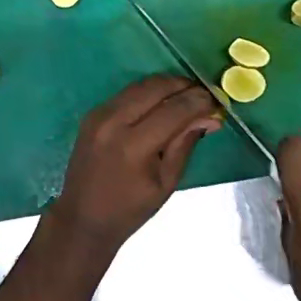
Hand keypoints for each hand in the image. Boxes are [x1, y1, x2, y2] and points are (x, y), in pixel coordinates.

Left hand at [50, 76, 220, 249]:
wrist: (82, 215)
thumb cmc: (129, 208)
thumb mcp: (166, 182)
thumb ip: (185, 143)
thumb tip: (210, 116)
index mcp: (133, 146)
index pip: (173, 110)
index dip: (199, 101)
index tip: (217, 100)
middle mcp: (113, 122)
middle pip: (155, 87)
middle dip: (183, 85)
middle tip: (204, 94)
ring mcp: (99, 114)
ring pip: (139, 85)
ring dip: (165, 86)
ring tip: (186, 96)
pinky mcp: (92, 113)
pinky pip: (126, 93)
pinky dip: (147, 93)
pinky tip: (162, 103)